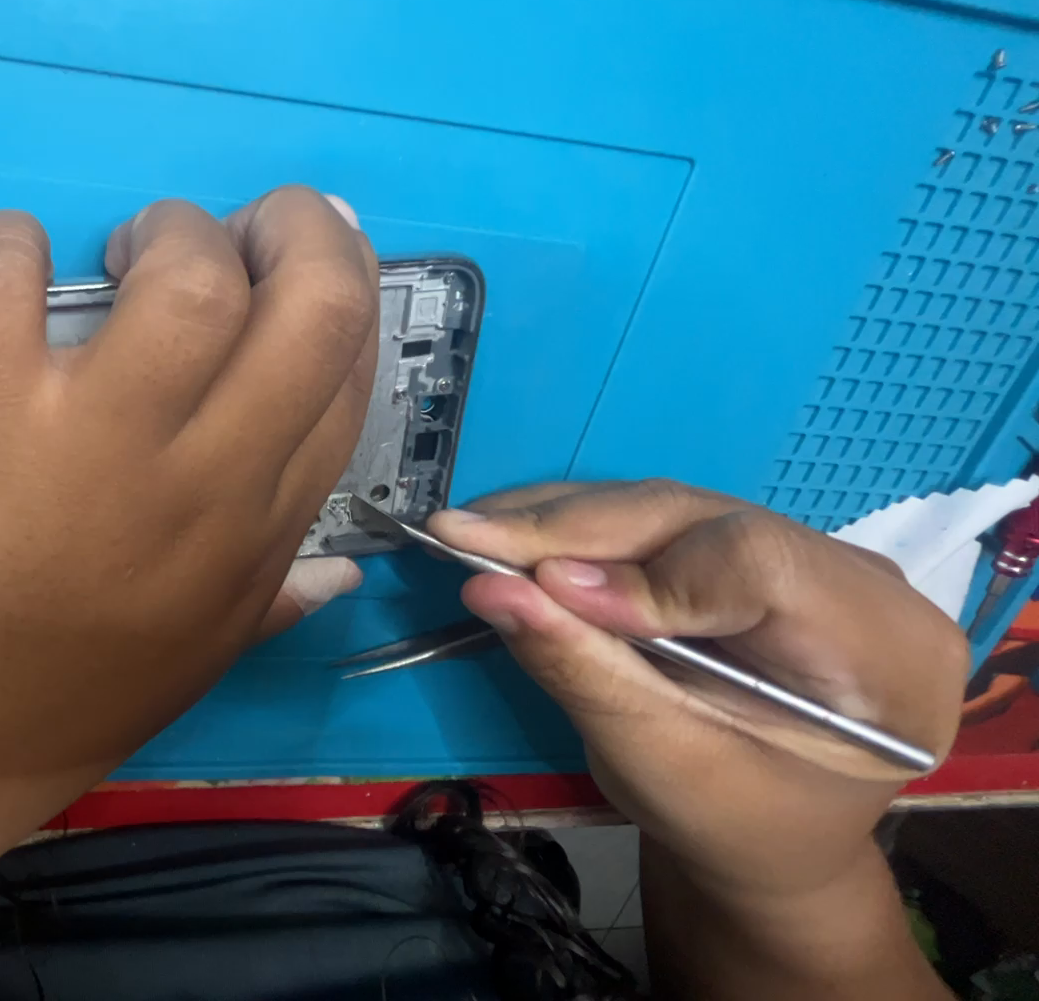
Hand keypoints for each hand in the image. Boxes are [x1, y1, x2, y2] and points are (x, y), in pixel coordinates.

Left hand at [0, 187, 375, 809]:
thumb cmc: (87, 690)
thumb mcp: (212, 648)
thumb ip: (284, 594)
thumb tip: (346, 570)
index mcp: (264, 520)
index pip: (350, 367)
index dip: (342, 283)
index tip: (291, 261)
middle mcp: (205, 471)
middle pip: (314, 298)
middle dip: (296, 227)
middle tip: (231, 231)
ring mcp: (98, 439)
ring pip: (186, 279)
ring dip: (169, 232)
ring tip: (127, 254)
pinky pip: (6, 283)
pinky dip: (7, 246)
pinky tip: (9, 258)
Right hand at [428, 480, 966, 899]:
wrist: (762, 830)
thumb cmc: (730, 817)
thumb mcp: (656, 759)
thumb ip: (578, 667)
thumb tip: (487, 588)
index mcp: (878, 646)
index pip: (753, 563)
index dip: (639, 572)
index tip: (538, 593)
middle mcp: (846, 576)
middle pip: (688, 517)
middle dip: (563, 529)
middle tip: (457, 537)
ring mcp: (787, 551)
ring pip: (652, 505)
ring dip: (550, 520)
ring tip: (465, 534)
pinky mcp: (729, 547)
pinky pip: (639, 517)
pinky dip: (562, 526)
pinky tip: (504, 533)